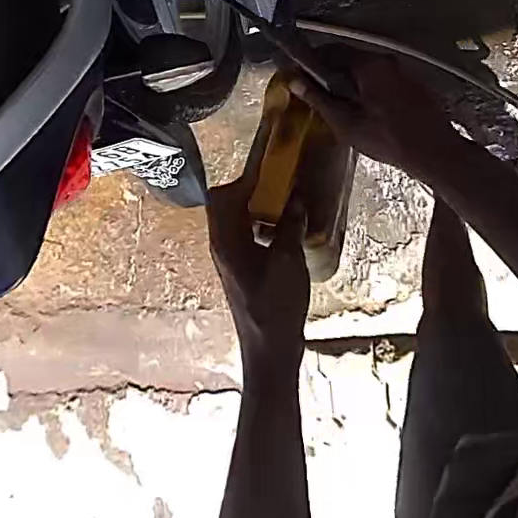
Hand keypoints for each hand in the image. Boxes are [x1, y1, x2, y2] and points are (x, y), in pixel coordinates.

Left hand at [207, 176, 309, 379]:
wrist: (270, 351)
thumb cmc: (276, 308)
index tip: (268, 165)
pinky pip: (244, 234)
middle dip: (248, 188)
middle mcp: (222, 246)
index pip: (222, 197)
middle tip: (276, 180)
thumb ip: (289, 226)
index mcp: (225, 242)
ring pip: (234, 219)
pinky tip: (284, 227)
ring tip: (282, 198)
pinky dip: (260, 222)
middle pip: (224, 205)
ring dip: (254, 204)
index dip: (244, 178)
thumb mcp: (288, 262)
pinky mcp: (241, 268)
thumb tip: (295, 198)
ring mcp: (230, 259)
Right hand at [289, 53, 465, 176]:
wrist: (436, 154)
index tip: (298, 75)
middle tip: (315, 93)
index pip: (330, 50)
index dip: (310, 61)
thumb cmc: (388, 139)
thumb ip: (318, 99)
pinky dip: (366, 88)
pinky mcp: (411, 85)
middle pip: (348, 58)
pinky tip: (362, 110)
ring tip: (337, 105)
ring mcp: (401, 72)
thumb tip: (295, 81)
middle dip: (329, 73)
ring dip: (348, 82)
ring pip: (365, 70)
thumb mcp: (346, 122)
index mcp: (369, 65)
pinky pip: (381, 79)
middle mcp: (386, 61)